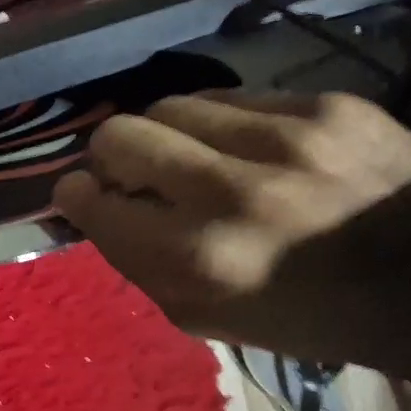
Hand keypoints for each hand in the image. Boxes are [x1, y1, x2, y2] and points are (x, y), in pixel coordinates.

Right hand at [53, 91, 410, 376]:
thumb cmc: (314, 311)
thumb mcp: (204, 312)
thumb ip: (131, 257)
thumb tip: (86, 201)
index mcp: (198, 256)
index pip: (86, 197)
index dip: (80, 195)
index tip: (95, 198)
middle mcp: (232, 193)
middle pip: (117, 136)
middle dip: (117, 156)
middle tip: (141, 174)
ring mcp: (287, 142)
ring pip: (170, 106)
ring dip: (173, 134)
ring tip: (201, 157)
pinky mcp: (331, 109)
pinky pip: (237, 98)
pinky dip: (232, 123)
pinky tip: (259, 149)